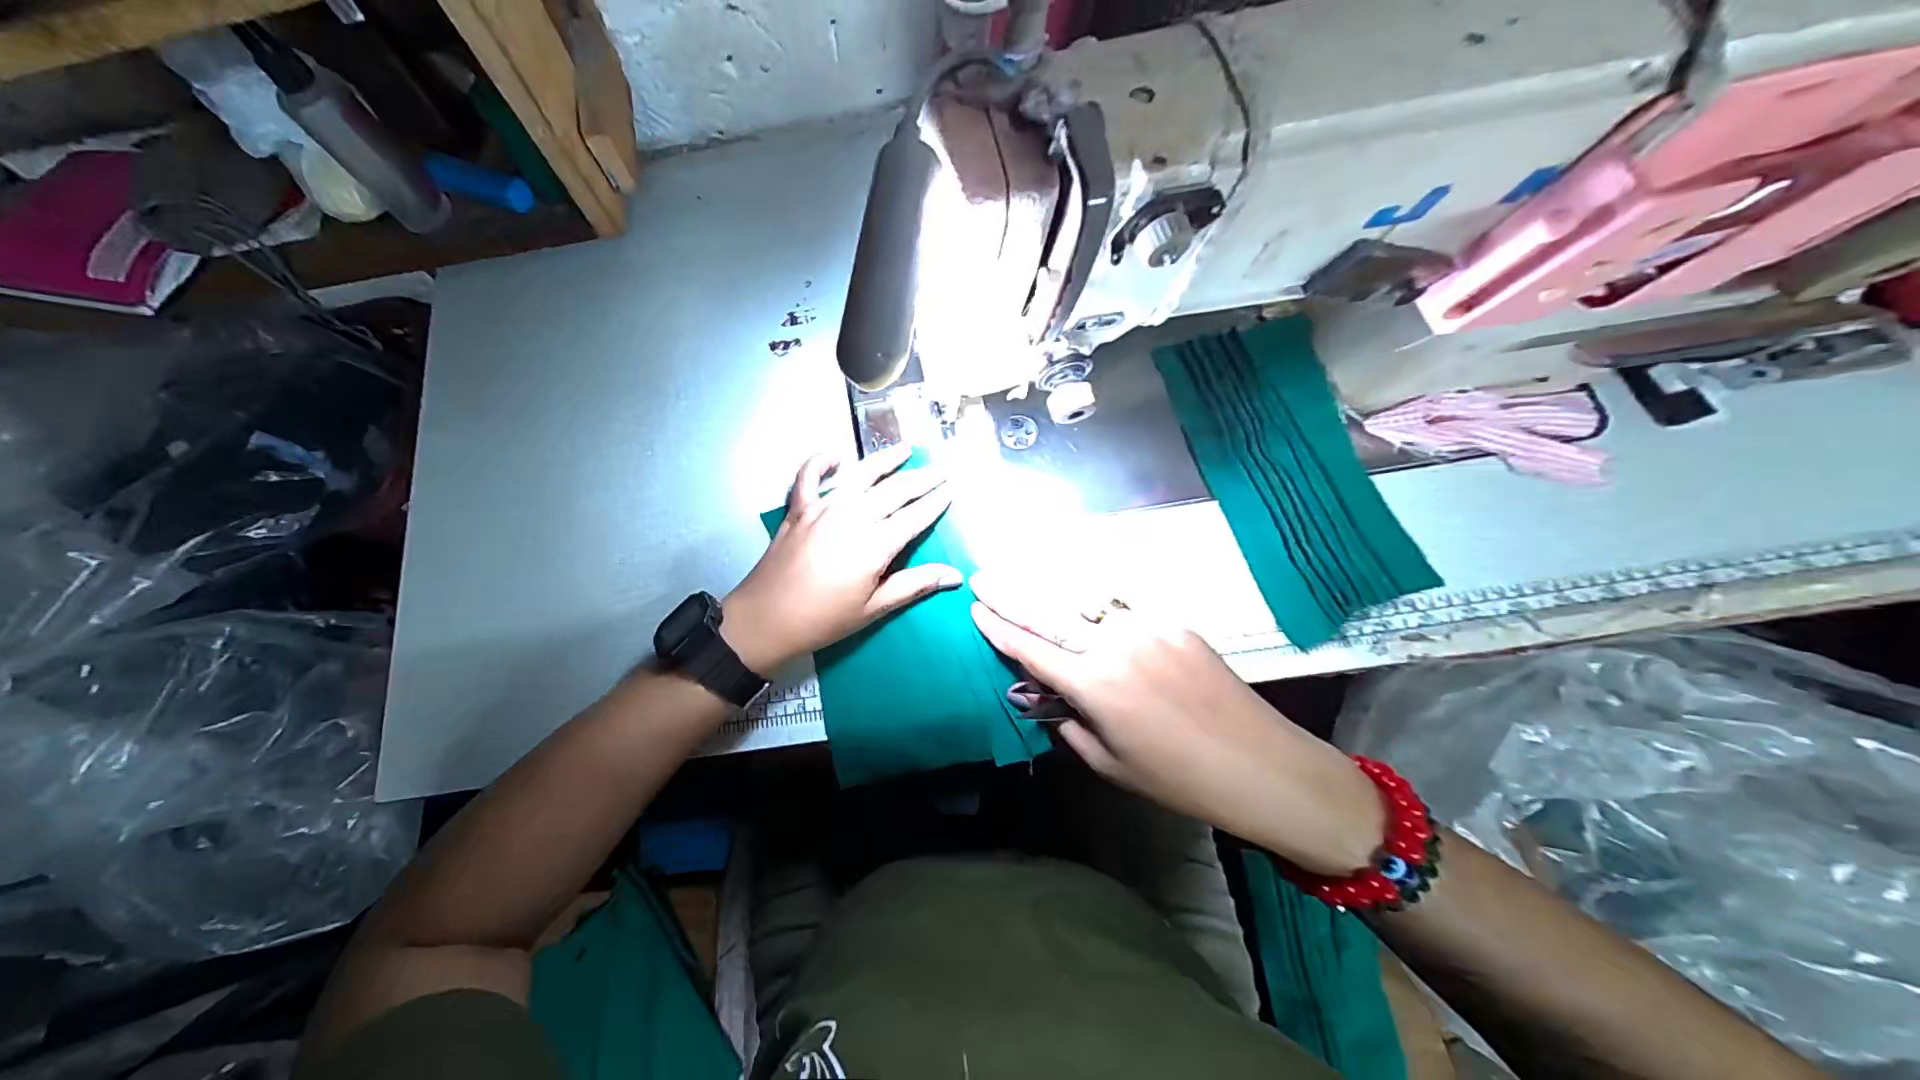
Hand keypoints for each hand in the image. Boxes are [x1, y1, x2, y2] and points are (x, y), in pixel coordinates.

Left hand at [722, 445, 959, 674]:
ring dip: (884, 460)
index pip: (915, 515)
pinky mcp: (798, 508)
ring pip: (860, 474)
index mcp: (875, 543)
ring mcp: (823, 507)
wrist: (765, 619)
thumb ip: (914, 585)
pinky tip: (835, 457)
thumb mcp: (874, 608)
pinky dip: (821, 462)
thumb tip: (954, 575)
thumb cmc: (824, 619)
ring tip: (904, 449)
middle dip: (921, 478)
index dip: (936, 502)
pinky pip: (810, 475)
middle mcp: (852, 516)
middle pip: (894, 490)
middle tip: (940, 470)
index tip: (952, 490)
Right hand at [969, 573, 1385, 875]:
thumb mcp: (1109, 763)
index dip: (999, 629)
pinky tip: (1080, 592)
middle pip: (1050, 612)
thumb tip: (1041, 694)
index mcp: (1095, 687)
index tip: (976, 610)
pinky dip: (1094, 597)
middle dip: (1011, 594)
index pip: (1032, 649)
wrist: (1259, 764)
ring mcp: (1149, 628)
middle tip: (983, 577)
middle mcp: (1116, 647)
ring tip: (1023, 573)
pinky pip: (1123, 605)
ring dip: (1050, 585)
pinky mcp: (1175, 623)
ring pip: (1086, 597)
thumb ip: (1068, 723)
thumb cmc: (1176, 778)